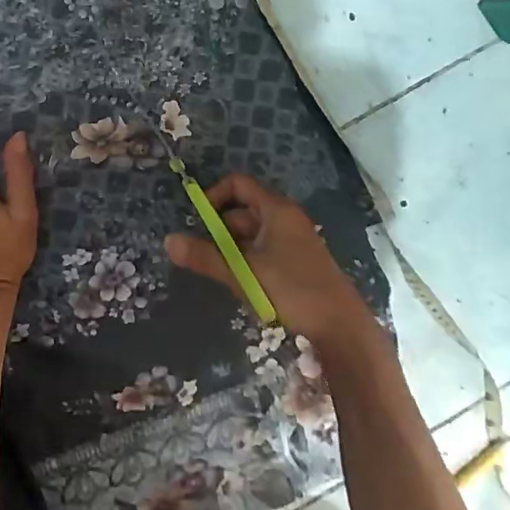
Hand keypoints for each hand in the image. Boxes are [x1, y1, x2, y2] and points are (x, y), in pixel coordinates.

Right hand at [164, 173, 371, 344]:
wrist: (341, 325)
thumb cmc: (292, 290)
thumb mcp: (243, 273)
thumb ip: (206, 257)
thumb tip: (169, 241)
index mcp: (276, 210)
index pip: (238, 184)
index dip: (214, 196)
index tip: (199, 223)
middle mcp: (286, 218)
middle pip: (242, 210)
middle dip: (220, 230)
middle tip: (207, 256)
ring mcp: (294, 239)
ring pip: (252, 233)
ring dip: (233, 249)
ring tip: (225, 274)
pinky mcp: (298, 260)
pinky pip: (264, 249)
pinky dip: (249, 259)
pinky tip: (245, 284)